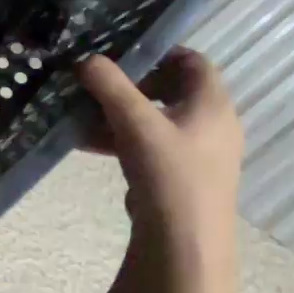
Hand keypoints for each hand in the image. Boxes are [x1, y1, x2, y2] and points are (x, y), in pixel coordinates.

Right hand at [77, 49, 242, 260]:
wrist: (184, 242)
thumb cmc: (169, 171)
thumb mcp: (134, 121)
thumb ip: (109, 84)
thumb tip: (87, 58)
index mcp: (212, 105)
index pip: (193, 60)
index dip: (159, 50)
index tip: (120, 51)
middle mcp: (210, 124)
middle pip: (169, 87)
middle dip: (128, 82)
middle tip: (95, 81)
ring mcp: (196, 150)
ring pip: (153, 116)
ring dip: (116, 110)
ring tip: (81, 111)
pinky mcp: (178, 172)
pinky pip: (147, 141)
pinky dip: (119, 135)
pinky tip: (85, 140)